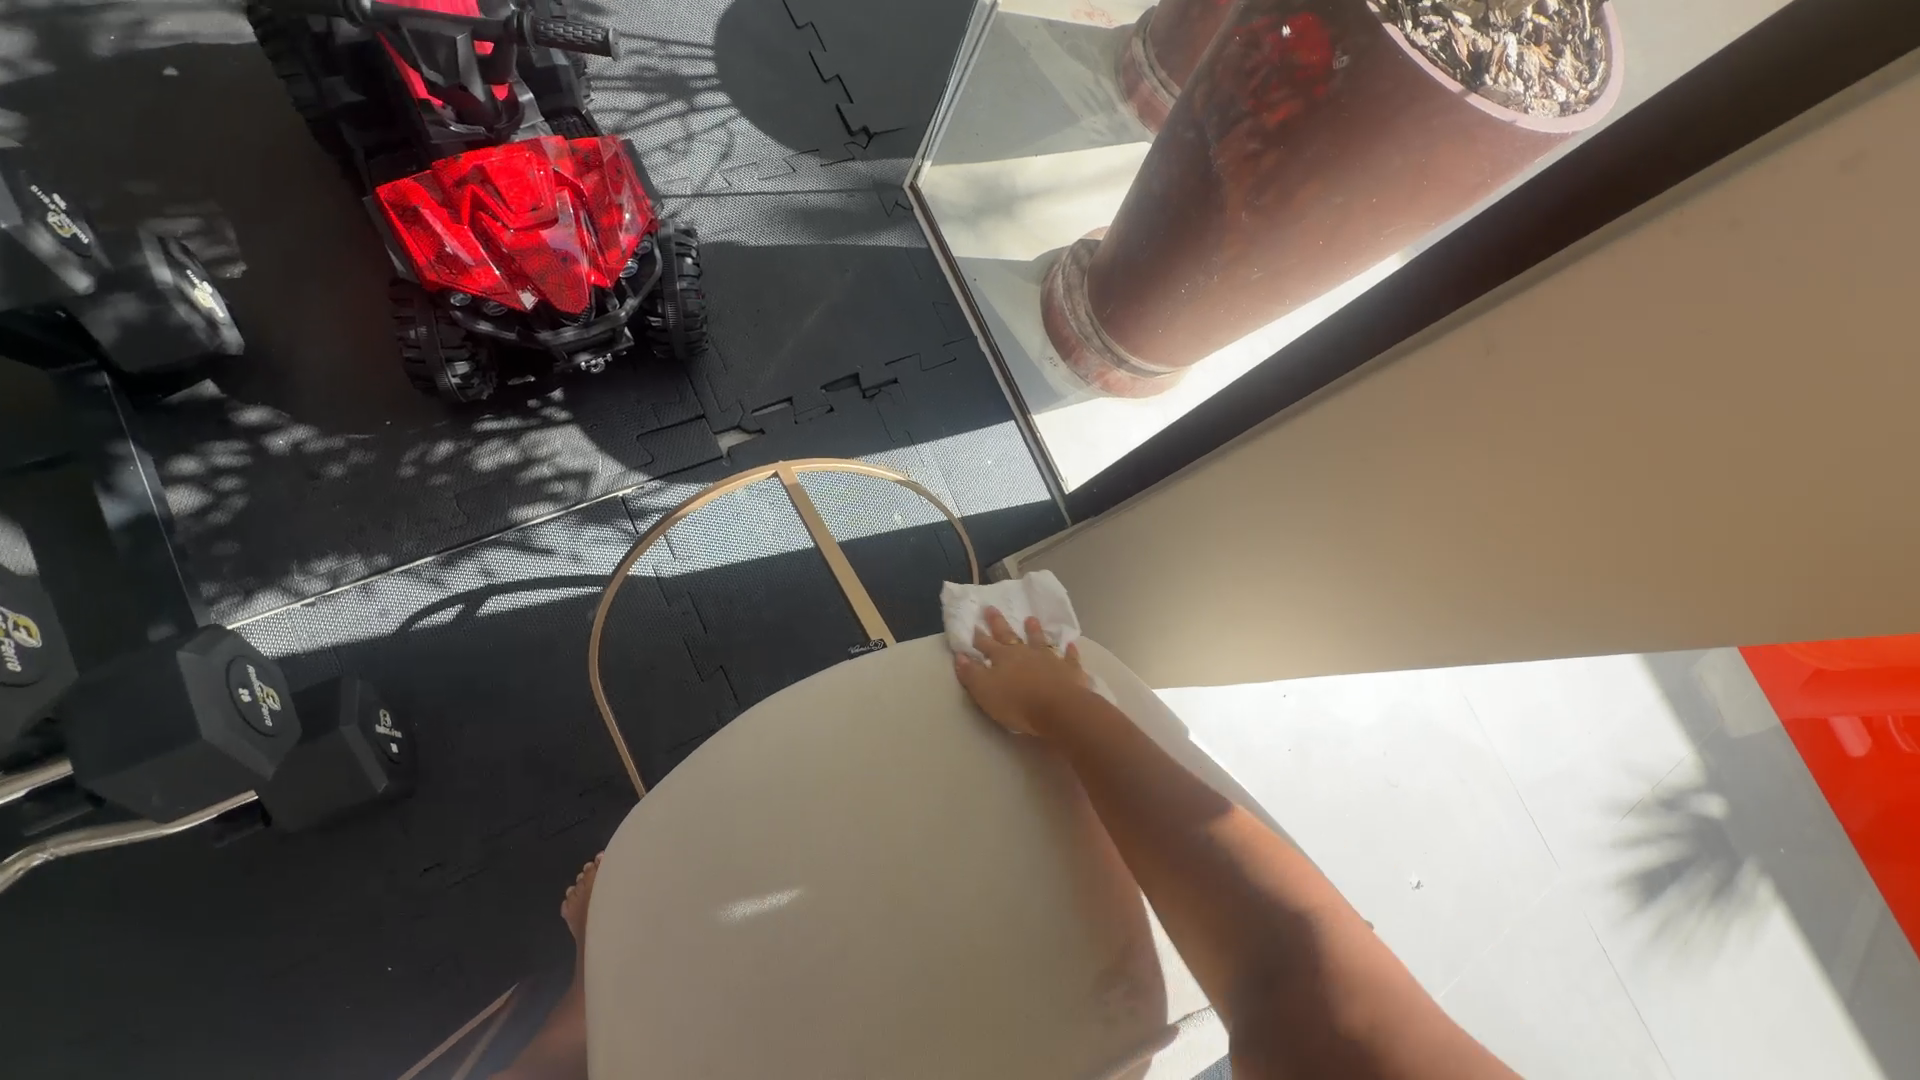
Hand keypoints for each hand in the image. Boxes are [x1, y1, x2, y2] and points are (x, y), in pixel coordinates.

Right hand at [954, 607, 1092, 737]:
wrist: (1058, 709)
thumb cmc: (1016, 702)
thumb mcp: (984, 691)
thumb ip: (971, 673)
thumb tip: (960, 655)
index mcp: (1003, 658)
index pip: (986, 644)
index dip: (978, 636)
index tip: (973, 624)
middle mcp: (1025, 653)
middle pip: (1009, 635)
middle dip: (999, 623)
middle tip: (992, 608)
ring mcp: (1049, 659)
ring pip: (1039, 641)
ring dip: (1034, 630)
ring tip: (1031, 619)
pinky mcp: (1069, 670)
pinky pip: (1069, 658)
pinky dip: (1069, 651)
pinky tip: (1070, 645)